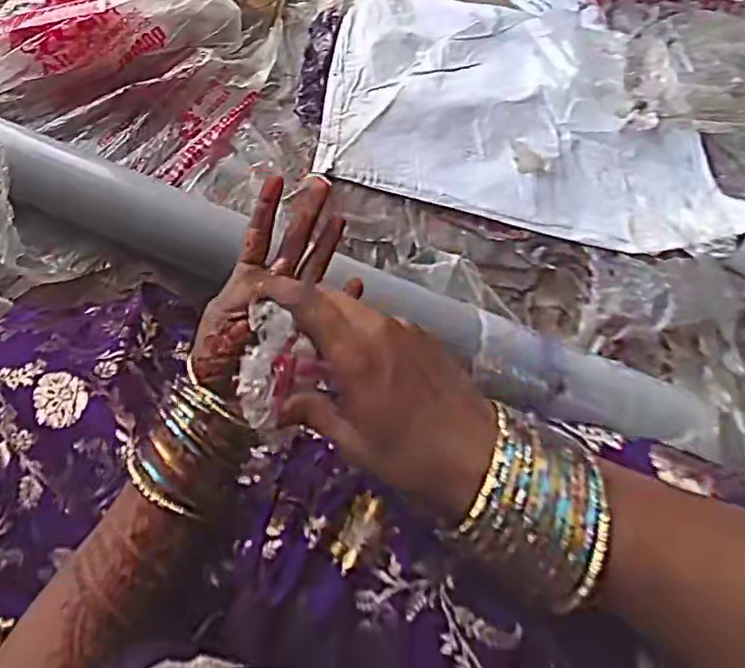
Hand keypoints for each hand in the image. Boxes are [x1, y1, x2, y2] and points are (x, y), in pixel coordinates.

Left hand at [189, 175, 347, 396]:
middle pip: (292, 241)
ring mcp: (287, 306)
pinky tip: (355, 283)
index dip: (267, 207)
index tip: (277, 181)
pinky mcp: (301, 326)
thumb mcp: (220, 321)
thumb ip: (245, 302)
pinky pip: (321, 306)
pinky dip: (340, 294)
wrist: (219, 398)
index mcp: (248, 281)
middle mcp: (270, 288)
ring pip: (310, 264)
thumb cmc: (213, 360)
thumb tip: (273, 287)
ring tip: (339, 217)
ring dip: (324, 240)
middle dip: (306, 213)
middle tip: (321, 187)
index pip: (259, 235)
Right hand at [261, 271, 495, 521]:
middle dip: (306, 305)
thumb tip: (280, 407)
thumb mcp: (352, 441)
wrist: (480, 456)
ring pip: (357, 308)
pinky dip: (361, 329)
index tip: (264, 289)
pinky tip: (363, 360)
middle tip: (290, 331)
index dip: (283, 290)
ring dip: (335, 318)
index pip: (310, 303)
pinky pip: (381, 321)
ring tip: (325, 351)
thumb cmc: (409, 456)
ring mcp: (404, 328)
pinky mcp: (422, 335)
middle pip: (332, 298)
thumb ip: (314, 411)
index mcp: (354, 352)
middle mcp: (377, 328)